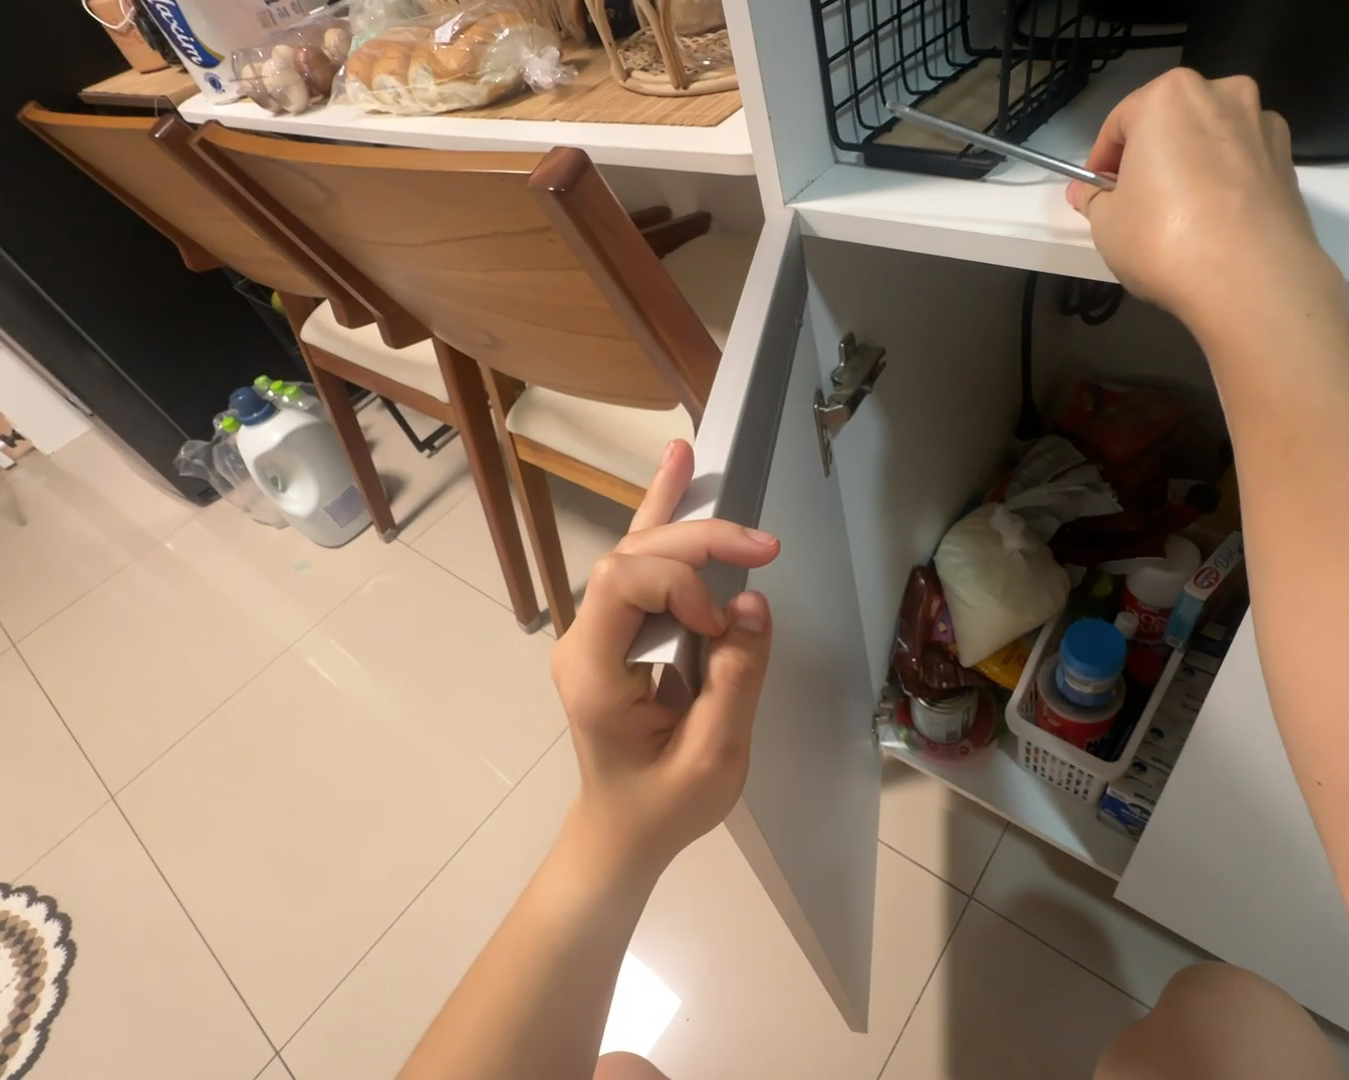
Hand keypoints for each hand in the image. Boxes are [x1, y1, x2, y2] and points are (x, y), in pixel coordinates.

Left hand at [550, 440, 779, 878]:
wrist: (623, 830)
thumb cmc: (664, 806)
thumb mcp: (713, 758)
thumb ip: (734, 680)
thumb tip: (754, 603)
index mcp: (593, 673)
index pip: (624, 585)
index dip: (682, 583)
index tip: (723, 626)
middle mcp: (584, 640)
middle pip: (633, 558)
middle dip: (699, 542)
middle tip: (764, 543)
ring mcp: (595, 632)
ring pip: (631, 551)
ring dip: (672, 511)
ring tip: (690, 455)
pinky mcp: (617, 631)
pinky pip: (638, 567)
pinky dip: (660, 522)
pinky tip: (676, 475)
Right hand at [1064, 68, 1343, 334]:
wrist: (1247, 276)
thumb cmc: (1160, 239)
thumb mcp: (1106, 224)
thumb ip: (1094, 199)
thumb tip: (1086, 191)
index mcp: (1168, 97)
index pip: (1118, 122)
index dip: (1100, 160)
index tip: (1095, 193)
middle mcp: (1220, 93)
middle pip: (1169, 121)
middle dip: (1147, 156)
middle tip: (1132, 201)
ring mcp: (1261, 121)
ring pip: (1208, 137)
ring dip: (1186, 164)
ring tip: (1175, 212)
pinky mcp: (1286, 155)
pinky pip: (1239, 159)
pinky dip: (1220, 178)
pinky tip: (1210, 219)